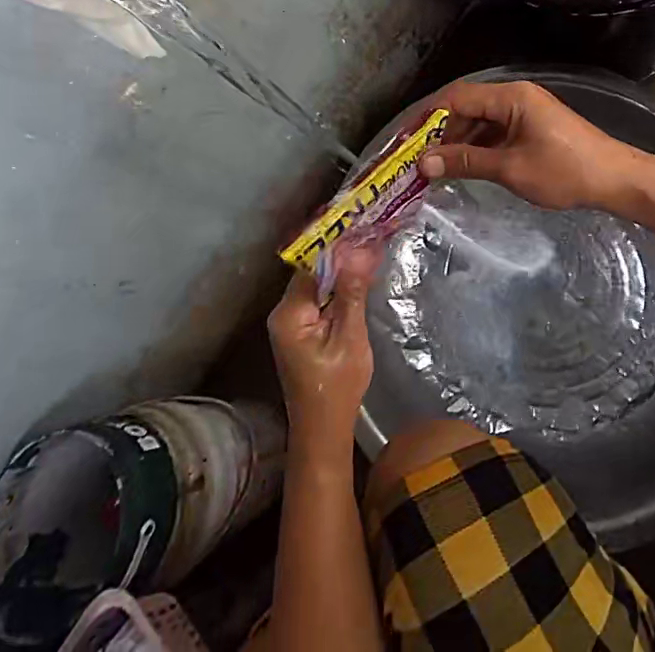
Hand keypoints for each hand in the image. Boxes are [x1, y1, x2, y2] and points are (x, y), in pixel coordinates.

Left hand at [268, 243, 378, 450]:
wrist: (323, 428)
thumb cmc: (337, 386)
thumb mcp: (349, 337)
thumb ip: (351, 294)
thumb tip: (358, 253)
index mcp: (289, 314)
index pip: (311, 266)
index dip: (336, 245)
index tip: (360, 226)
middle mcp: (283, 314)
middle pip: (312, 272)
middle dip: (341, 254)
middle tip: (370, 233)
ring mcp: (291, 323)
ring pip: (317, 284)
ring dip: (342, 269)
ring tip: (370, 248)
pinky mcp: (301, 330)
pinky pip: (319, 299)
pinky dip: (339, 287)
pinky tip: (360, 277)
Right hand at [418, 81, 643, 210]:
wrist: (615, 179)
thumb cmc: (564, 171)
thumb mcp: (510, 168)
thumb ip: (466, 162)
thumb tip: (424, 162)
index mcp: (511, 97)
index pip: (457, 98)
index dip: (430, 119)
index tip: (409, 143)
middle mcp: (517, 97)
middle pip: (468, 107)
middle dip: (444, 133)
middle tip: (422, 162)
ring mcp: (527, 111)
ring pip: (482, 121)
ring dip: (462, 142)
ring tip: (441, 169)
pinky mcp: (534, 127)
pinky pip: (498, 131)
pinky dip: (481, 147)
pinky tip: (469, 167)